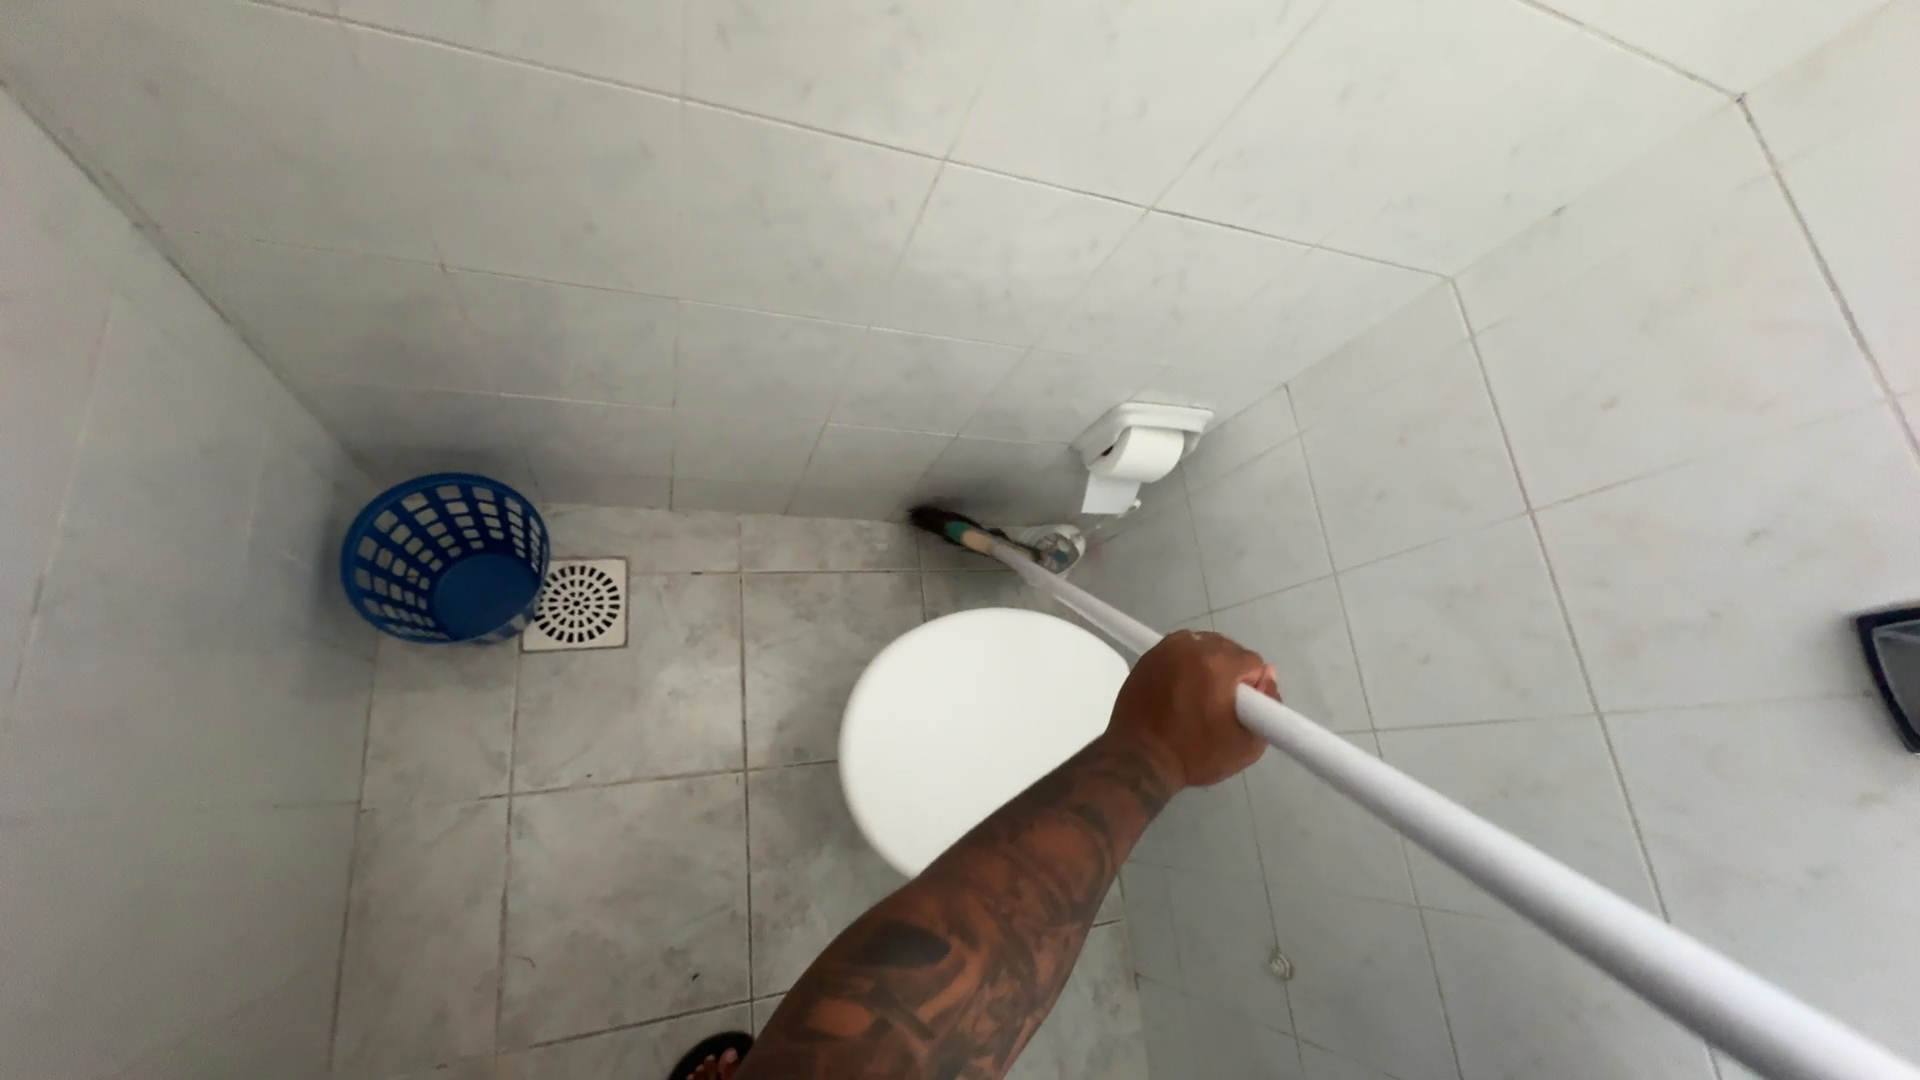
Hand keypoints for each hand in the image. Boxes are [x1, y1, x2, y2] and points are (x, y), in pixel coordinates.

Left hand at [1106, 630, 1278, 788]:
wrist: (1140, 756)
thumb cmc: (1195, 754)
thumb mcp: (1246, 744)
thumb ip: (1269, 708)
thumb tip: (1267, 678)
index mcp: (1217, 665)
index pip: (1253, 662)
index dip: (1254, 686)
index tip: (1242, 708)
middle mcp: (1190, 647)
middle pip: (1228, 648)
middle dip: (1232, 672)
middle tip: (1221, 703)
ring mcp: (1165, 648)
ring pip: (1202, 645)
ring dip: (1209, 663)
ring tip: (1201, 694)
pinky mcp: (1148, 655)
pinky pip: (1179, 649)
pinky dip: (1186, 662)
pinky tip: (1182, 686)